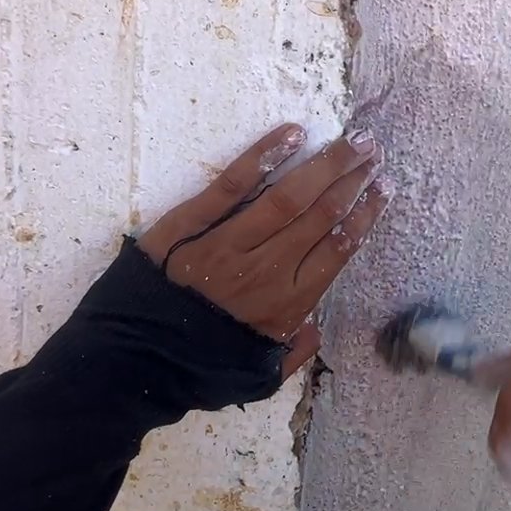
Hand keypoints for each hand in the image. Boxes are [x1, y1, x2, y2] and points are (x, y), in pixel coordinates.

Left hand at [138, 123, 389, 379]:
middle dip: (353, 180)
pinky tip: (293, 134)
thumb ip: (294, 352)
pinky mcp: (191, 222)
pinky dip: (265, 155)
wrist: (127, 366)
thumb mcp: (256, 377)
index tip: (384, 190)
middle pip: (321, 215)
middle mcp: (266, 269)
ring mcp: (228, 242)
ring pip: (288, 196)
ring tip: (352, 140)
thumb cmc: (196, 372)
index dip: (365, 216)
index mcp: (285, 305)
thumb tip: (315, 326)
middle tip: (374, 151)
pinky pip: (233, 183)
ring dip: (325, 164)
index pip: (337, 249)